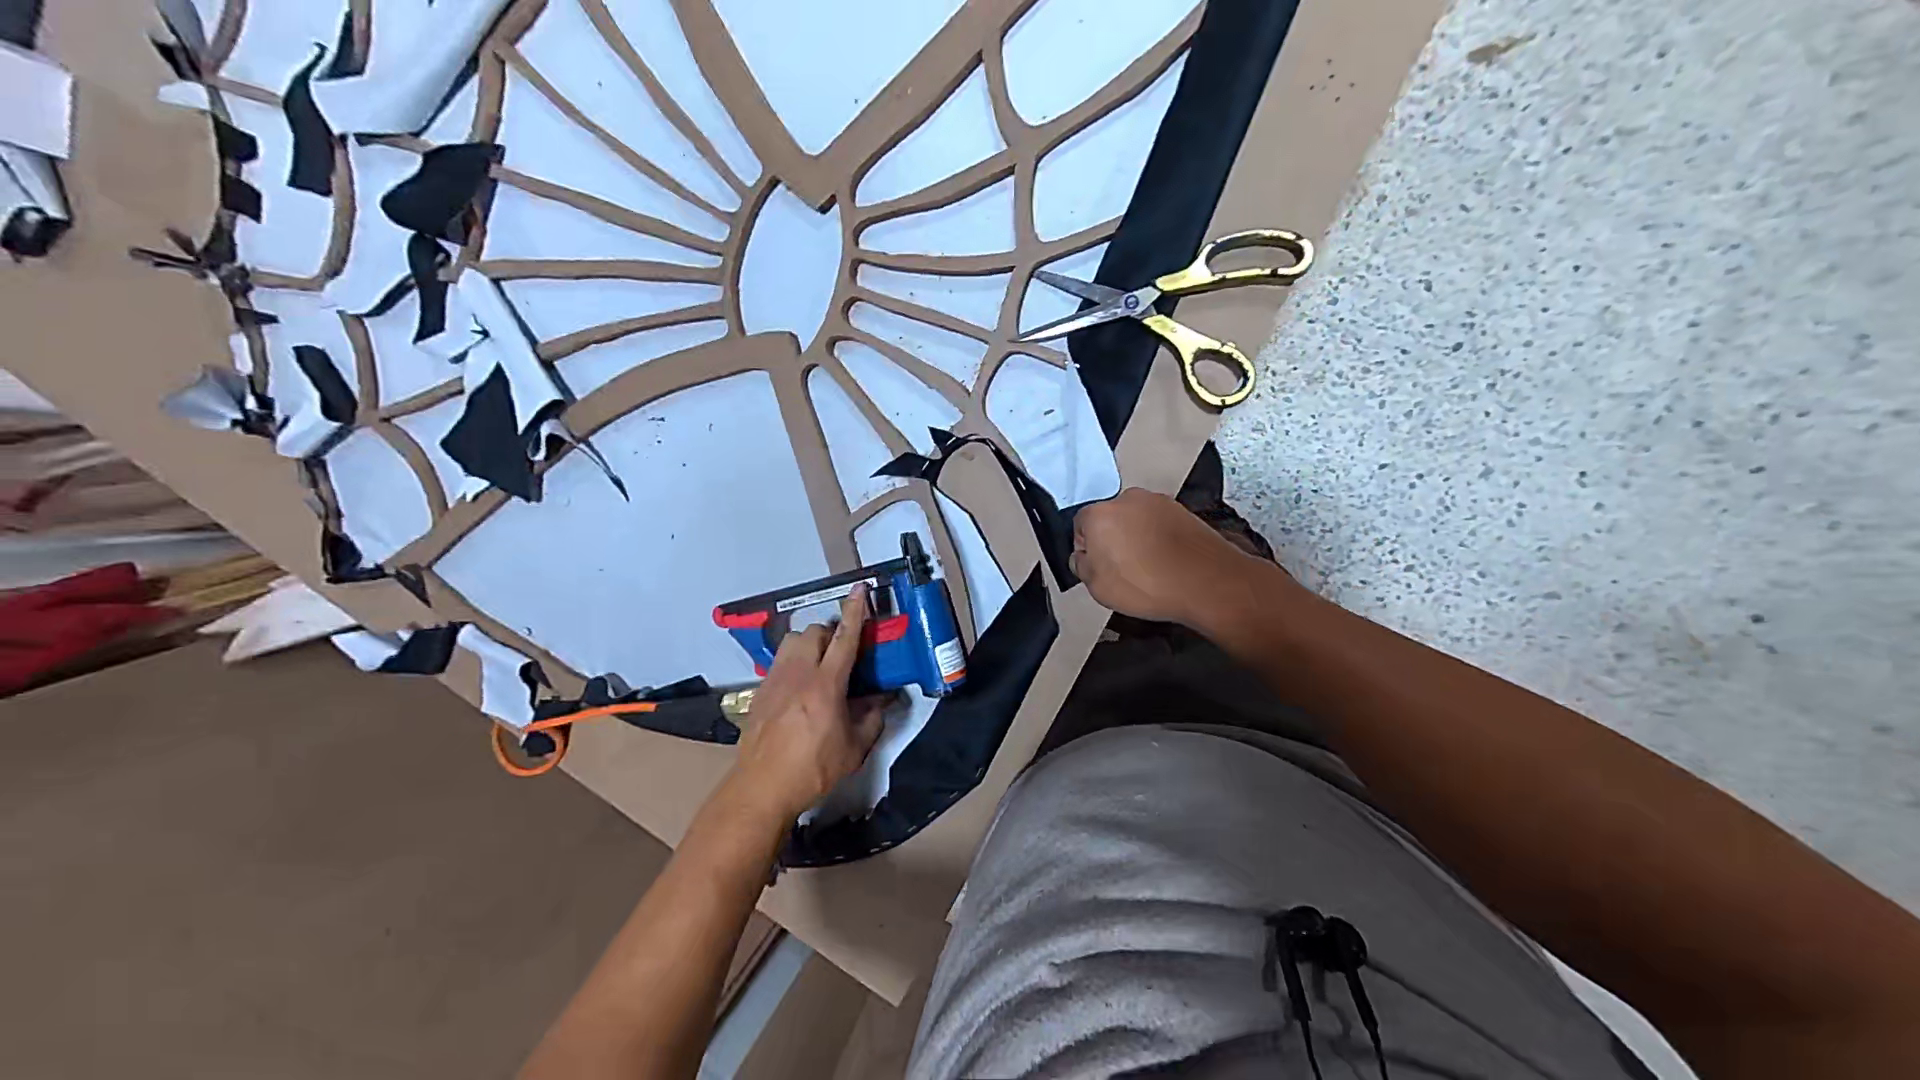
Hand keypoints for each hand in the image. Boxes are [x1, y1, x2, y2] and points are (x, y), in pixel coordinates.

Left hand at [729, 586, 887, 820]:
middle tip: (843, 650)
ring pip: (792, 642)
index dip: (855, 611)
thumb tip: (883, 700)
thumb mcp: (854, 748)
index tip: (860, 589)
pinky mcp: (760, 692)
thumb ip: (872, 718)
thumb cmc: (812, 769)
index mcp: (826, 685)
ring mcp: (775, 681)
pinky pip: (779, 662)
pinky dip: (794, 663)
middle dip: (831, 632)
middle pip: (814, 632)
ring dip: (809, 643)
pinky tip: (800, 687)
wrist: (762, 788)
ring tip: (820, 664)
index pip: (845, 638)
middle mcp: (798, 674)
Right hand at [1072, 488, 1273, 626]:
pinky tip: (1165, 563)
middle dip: (1112, 541)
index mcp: (1099, 514)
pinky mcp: (1181, 510)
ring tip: (1147, 570)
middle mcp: (1127, 500)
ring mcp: (1157, 502)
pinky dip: (1158, 539)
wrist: (1207, 583)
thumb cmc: (1153, 585)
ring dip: (1136, 540)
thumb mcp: (1098, 588)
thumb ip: (1081, 566)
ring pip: (1135, 521)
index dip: (1087, 549)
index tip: (1096, 565)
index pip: (1080, 527)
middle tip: (1121, 570)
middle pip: (1108, 519)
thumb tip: (1082, 558)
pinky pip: (1159, 524)